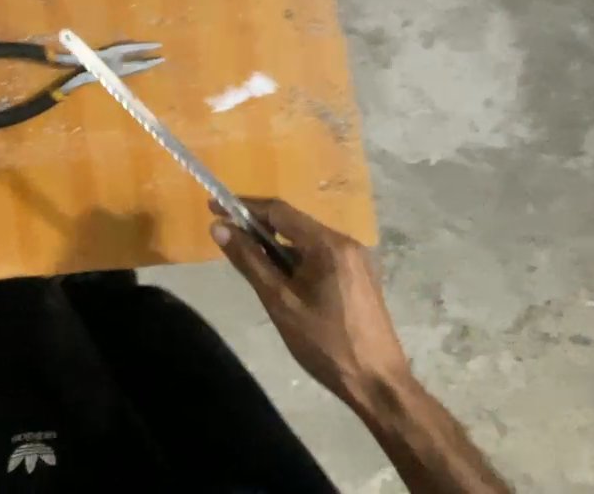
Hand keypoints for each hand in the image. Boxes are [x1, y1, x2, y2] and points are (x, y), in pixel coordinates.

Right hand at [212, 198, 413, 412]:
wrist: (379, 387)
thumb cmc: (326, 343)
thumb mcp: (279, 301)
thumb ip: (248, 260)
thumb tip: (218, 227)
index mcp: (329, 245)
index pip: (279, 211)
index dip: (243, 206)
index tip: (214, 206)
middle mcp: (346, 244)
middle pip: (293, 223)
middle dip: (257, 226)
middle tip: (226, 234)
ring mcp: (356, 261)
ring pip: (305, 241)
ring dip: (275, 245)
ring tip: (248, 259)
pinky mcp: (358, 278)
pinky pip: (318, 256)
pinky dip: (294, 259)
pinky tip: (278, 278)